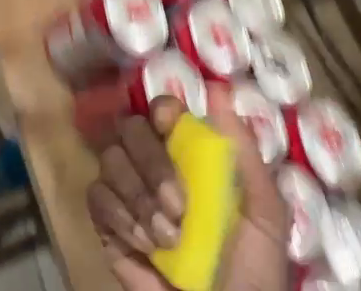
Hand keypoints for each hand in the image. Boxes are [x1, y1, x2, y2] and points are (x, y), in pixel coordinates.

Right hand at [86, 85, 289, 290]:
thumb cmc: (251, 273)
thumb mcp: (263, 215)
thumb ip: (243, 153)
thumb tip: (220, 88)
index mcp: (192, 156)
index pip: (163, 110)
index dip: (161, 111)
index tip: (169, 127)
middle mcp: (154, 165)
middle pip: (129, 128)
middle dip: (152, 164)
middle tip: (178, 207)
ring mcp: (127, 193)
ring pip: (109, 160)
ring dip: (138, 197)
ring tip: (167, 238)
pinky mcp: (106, 222)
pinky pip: (96, 196)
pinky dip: (120, 217)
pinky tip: (145, 244)